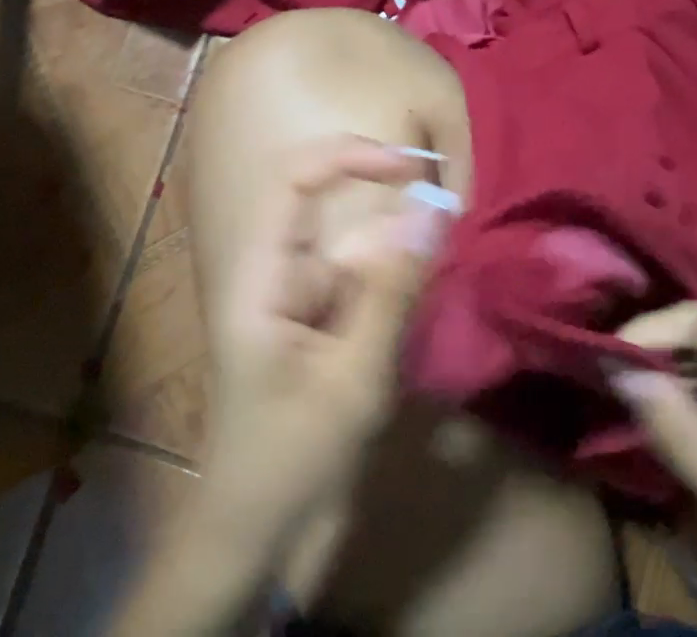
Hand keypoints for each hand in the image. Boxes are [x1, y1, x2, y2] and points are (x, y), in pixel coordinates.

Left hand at [201, 135, 455, 548]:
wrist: (257, 540)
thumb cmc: (290, 461)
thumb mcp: (352, 377)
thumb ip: (392, 290)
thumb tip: (431, 212)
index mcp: (260, 276)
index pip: (295, 180)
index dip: (351, 155)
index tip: (414, 167)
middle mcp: (276, 277)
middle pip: (335, 219)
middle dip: (390, 231)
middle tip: (439, 263)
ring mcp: (298, 305)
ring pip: (357, 259)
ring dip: (396, 278)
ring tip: (403, 339)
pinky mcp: (319, 331)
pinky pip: (363, 294)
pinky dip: (391, 305)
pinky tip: (398, 350)